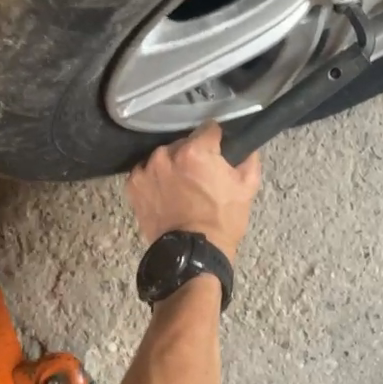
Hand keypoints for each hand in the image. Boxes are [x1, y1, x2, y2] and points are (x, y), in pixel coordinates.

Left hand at [125, 123, 260, 261]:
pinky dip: (155, 179)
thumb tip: (246, 146)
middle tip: (202, 175)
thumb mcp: (247, 188)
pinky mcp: (133, 186)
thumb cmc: (222, 220)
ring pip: (164, 156)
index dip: (217, 140)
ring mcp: (146, 170)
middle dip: (194, 154)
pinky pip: (146, 172)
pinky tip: (166, 193)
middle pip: (184, 142)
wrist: (193, 254)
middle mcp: (167, 155)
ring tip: (182, 187)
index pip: (209, 129)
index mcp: (196, 151)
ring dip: (173, 165)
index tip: (219, 151)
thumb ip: (249, 159)